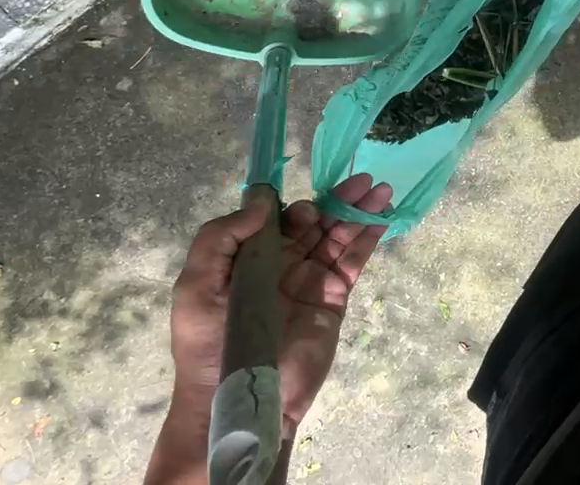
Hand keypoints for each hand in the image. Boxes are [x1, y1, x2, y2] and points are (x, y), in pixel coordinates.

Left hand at [167, 174, 392, 430]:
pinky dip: (370, 235)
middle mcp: (282, 264)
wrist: (242, 399)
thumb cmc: (211, 344)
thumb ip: (219, 240)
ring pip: (339, 234)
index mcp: (247, 260)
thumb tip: (264, 201)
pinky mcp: (336, 294)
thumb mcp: (195, 290)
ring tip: (381, 188)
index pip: (275, 221)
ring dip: (360, 210)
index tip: (305, 210)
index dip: (293, 207)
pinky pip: (355, 258)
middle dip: (338, 199)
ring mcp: (312, 278)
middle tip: (363, 180)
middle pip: (315, 222)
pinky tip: (384, 215)